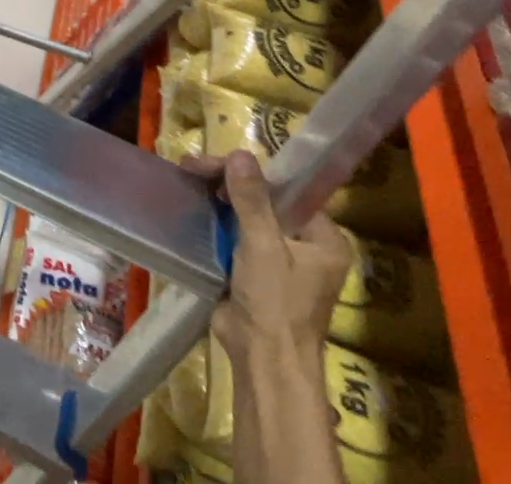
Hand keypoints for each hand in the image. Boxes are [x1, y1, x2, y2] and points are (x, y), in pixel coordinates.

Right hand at [183, 150, 350, 360]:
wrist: (263, 356)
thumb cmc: (275, 301)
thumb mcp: (262, 245)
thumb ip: (252, 201)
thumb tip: (240, 154)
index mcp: (324, 240)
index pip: (287, 192)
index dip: (249, 174)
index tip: (210, 164)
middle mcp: (307, 247)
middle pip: (266, 203)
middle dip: (228, 186)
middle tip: (190, 169)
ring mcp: (280, 261)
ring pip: (247, 220)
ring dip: (219, 204)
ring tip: (186, 183)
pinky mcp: (254, 273)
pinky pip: (235, 239)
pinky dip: (215, 225)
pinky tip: (192, 213)